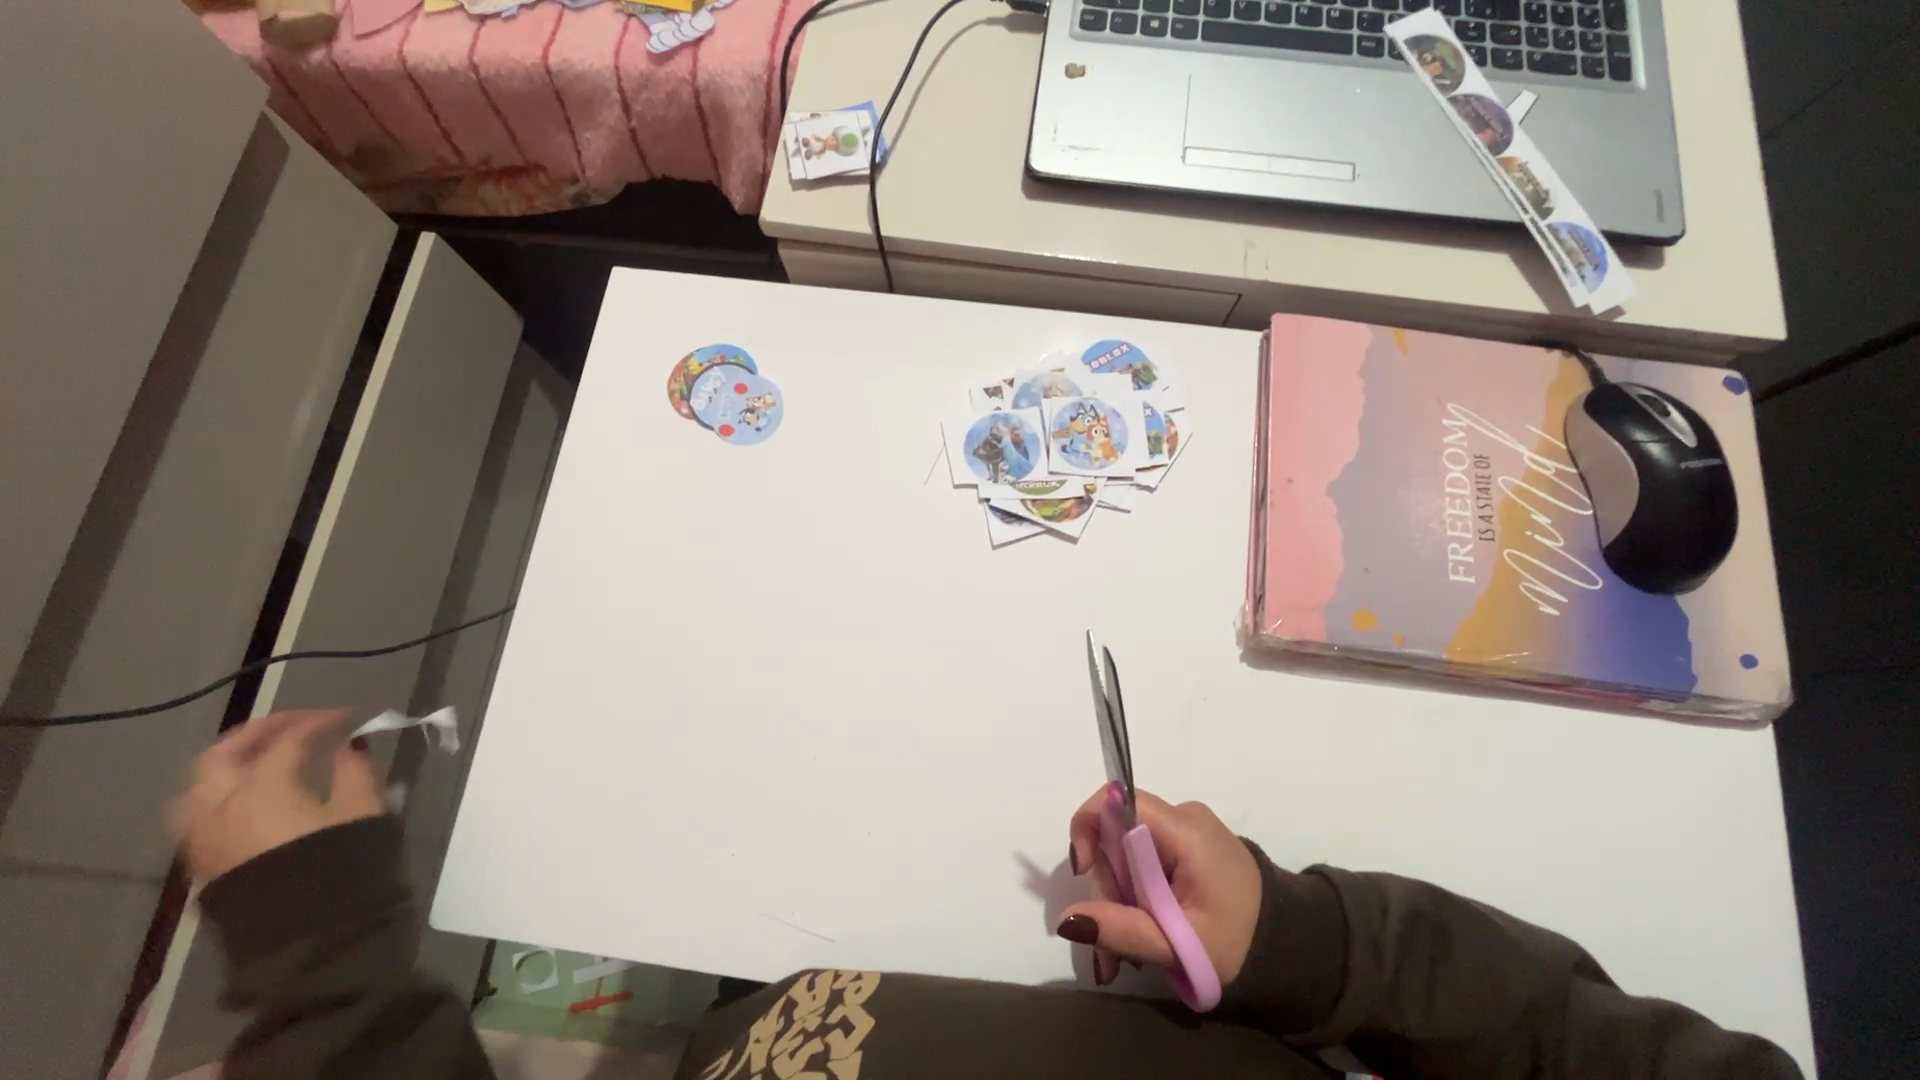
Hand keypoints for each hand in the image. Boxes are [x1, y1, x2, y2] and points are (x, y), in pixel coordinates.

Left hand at [173, 709, 385, 883]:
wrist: (311, 938)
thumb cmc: (343, 867)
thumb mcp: (363, 812)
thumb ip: (355, 771)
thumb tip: (349, 746)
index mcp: (263, 789)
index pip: (290, 740)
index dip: (322, 722)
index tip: (350, 717)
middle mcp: (220, 806)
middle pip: (223, 754)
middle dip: (260, 732)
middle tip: (296, 723)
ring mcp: (204, 836)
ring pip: (200, 784)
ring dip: (232, 761)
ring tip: (265, 757)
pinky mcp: (204, 861)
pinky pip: (201, 813)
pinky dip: (224, 791)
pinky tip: (253, 795)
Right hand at [1059, 788, 1261, 988]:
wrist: (1291, 946)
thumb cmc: (1240, 942)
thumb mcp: (1178, 944)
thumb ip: (1123, 930)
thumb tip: (1067, 920)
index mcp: (1185, 830)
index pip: (1117, 799)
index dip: (1089, 826)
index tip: (1083, 871)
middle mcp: (1182, 818)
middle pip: (1118, 839)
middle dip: (1106, 893)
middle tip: (1108, 950)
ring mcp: (1185, 832)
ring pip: (1126, 856)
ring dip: (1117, 904)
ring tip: (1120, 959)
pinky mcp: (1186, 848)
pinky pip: (1143, 862)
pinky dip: (1134, 898)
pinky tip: (1135, 940)